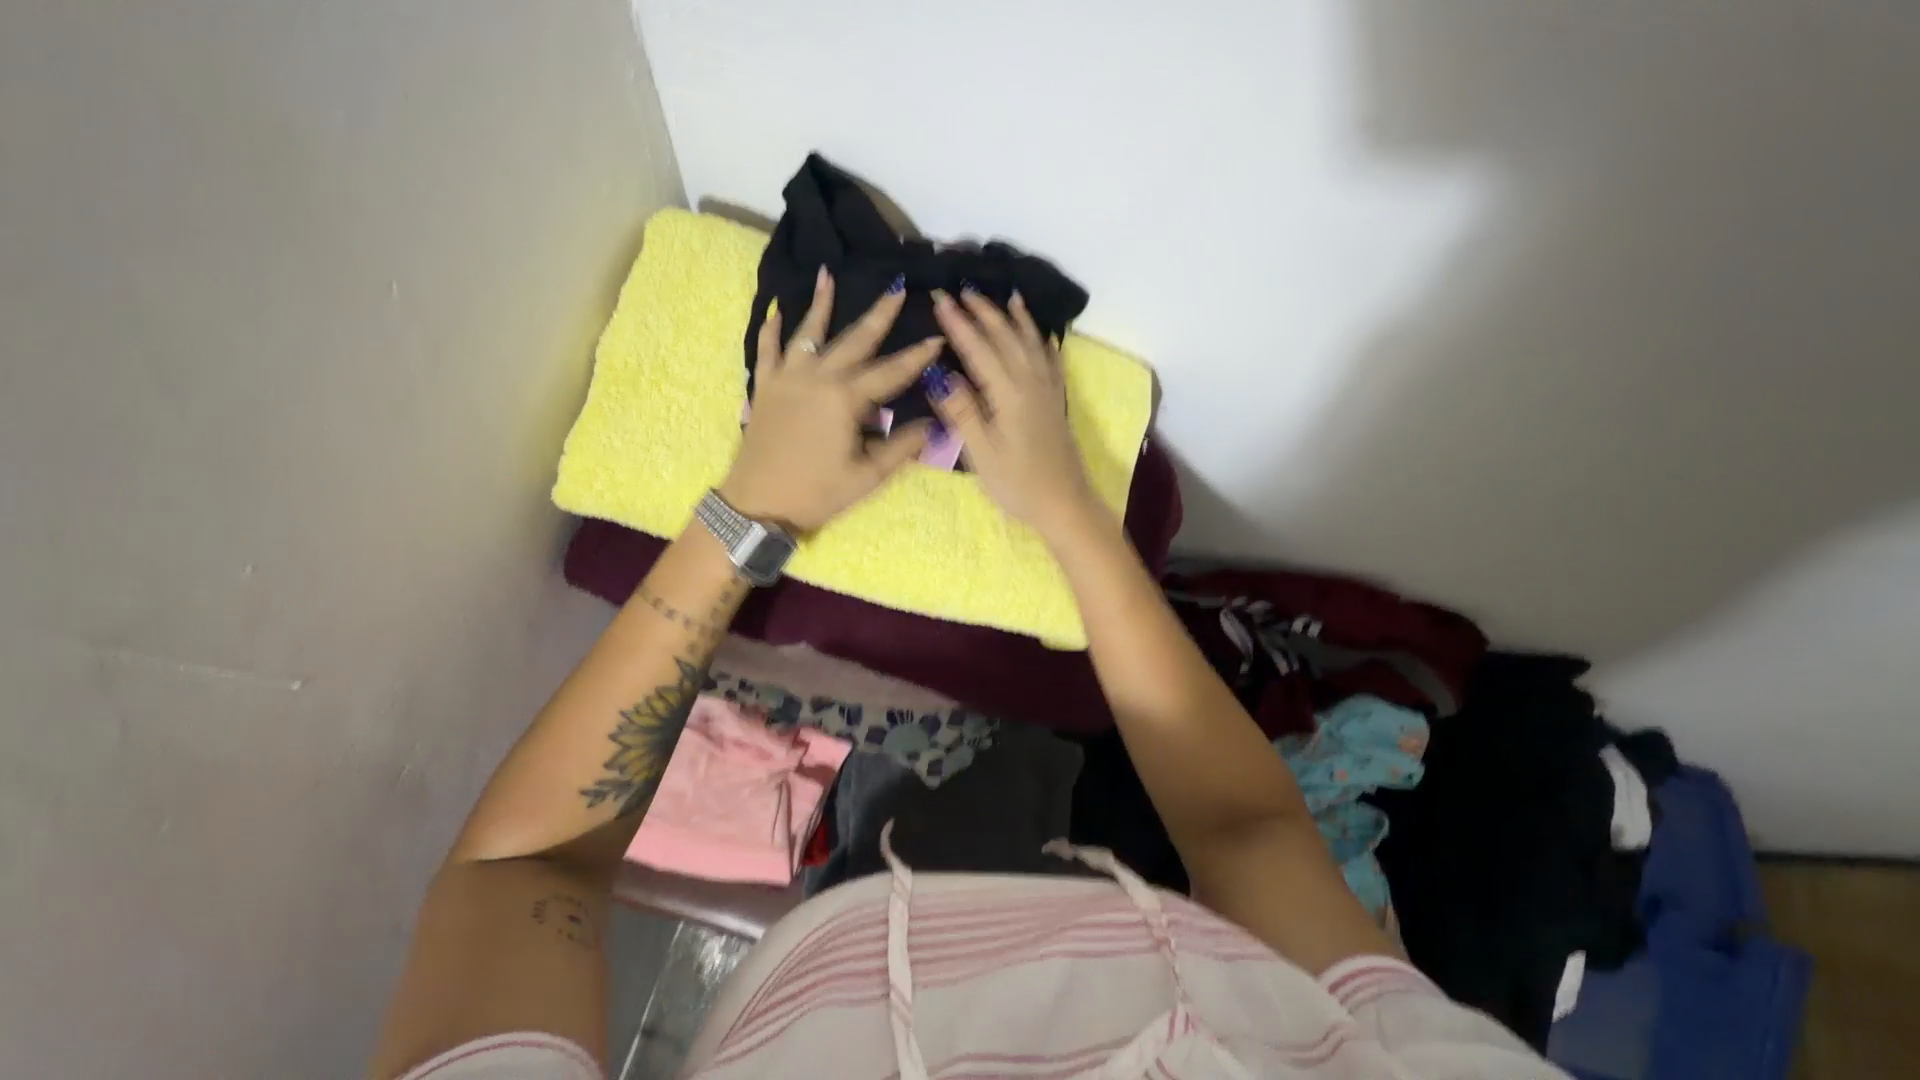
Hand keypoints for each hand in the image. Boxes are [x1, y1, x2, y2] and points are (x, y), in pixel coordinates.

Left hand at [720, 268, 943, 533]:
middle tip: (895, 289)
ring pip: (808, 333)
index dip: (916, 356)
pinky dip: (771, 329)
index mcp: (844, 399)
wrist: (757, 504)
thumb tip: (932, 425)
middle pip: (853, 340)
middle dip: (878, 315)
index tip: (938, 337)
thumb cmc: (816, 493)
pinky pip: (768, 351)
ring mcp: (786, 379)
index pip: (890, 372)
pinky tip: (775, 309)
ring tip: (828, 275)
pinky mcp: (764, 388)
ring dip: (820, 304)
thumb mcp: (866, 476)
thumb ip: (901, 447)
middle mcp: (816, 378)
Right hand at [927, 288, 1101, 535]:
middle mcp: (1031, 383)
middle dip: (983, 311)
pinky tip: (1040, 334)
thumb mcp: (981, 454)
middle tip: (961, 290)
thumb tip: (939, 374)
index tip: (939, 298)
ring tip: (1005, 296)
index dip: (958, 323)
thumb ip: (962, 412)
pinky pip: (1050, 360)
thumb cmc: (1018, 484)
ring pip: (1031, 342)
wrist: (1065, 503)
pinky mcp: (1057, 401)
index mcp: (1009, 393)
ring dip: (1015, 318)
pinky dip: (1042, 341)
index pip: (979, 348)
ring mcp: (1048, 390)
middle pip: (1006, 337)